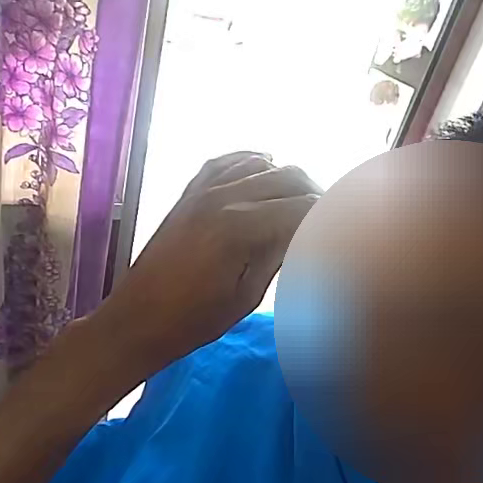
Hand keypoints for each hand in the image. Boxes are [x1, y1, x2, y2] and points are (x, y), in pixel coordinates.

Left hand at [87, 152, 319, 376]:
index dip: (331, 216)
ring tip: (300, 201)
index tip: (345, 229)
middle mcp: (223, 197)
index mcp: (241, 226)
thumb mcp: (247, 296)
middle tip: (330, 218)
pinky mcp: (188, 194)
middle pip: (287, 177)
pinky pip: (224, 163)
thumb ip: (280, 256)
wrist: (137, 318)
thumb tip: (311, 235)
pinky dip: (249, 162)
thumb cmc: (193, 320)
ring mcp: (202, 191)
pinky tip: (264, 168)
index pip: (303, 207)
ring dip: (286, 177)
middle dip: (315, 193)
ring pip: (259, 164)